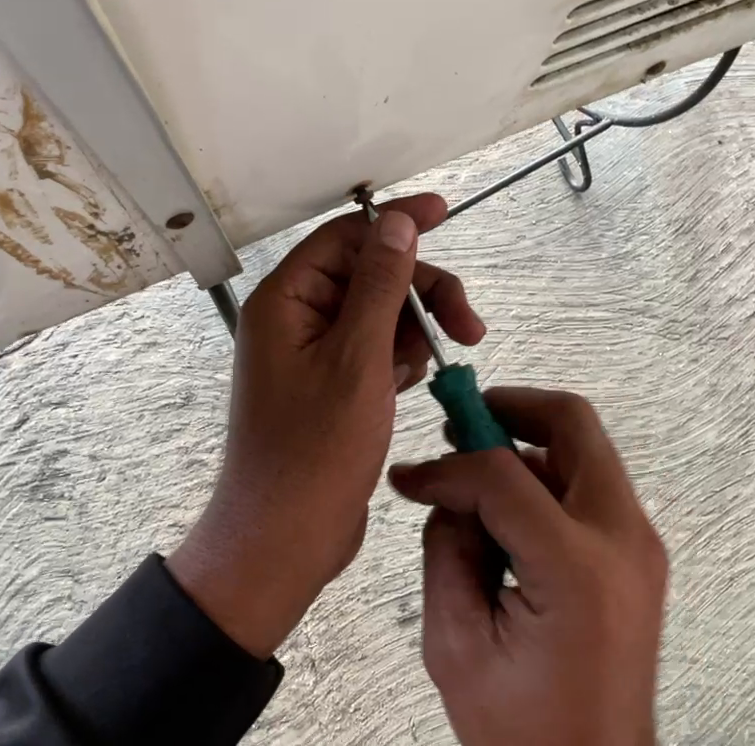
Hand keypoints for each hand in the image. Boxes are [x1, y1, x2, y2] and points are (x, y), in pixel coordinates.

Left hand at [167, 193, 483, 658]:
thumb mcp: (357, 360)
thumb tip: (397, 222)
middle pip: (371, 275)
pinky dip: (400, 359)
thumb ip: (380, 286)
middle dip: (421, 294)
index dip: (396, 222)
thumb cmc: (315, 452)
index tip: (445, 211)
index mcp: (286, 300)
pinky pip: (374, 349)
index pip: (346, 237)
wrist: (284, 542)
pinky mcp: (331, 384)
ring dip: (414, 331)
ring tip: (428, 369)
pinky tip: (408, 387)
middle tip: (469, 328)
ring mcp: (312, 353)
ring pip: (379, 314)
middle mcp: (295, 318)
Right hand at [389, 388, 666, 745]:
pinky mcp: (638, 552)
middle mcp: (623, 541)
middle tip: (459, 420)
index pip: (504, 476)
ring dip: (528, 441)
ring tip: (474, 469)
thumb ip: (445, 552)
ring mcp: (640, 543)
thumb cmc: (524, 731)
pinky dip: (546, 474)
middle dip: (509, 408)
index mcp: (578, 571)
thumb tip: (447, 494)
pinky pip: (590, 483)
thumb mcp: (456, 645)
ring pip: (584, 446)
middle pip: (573, 423)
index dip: (449, 467)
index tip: (412, 478)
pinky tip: (506, 507)